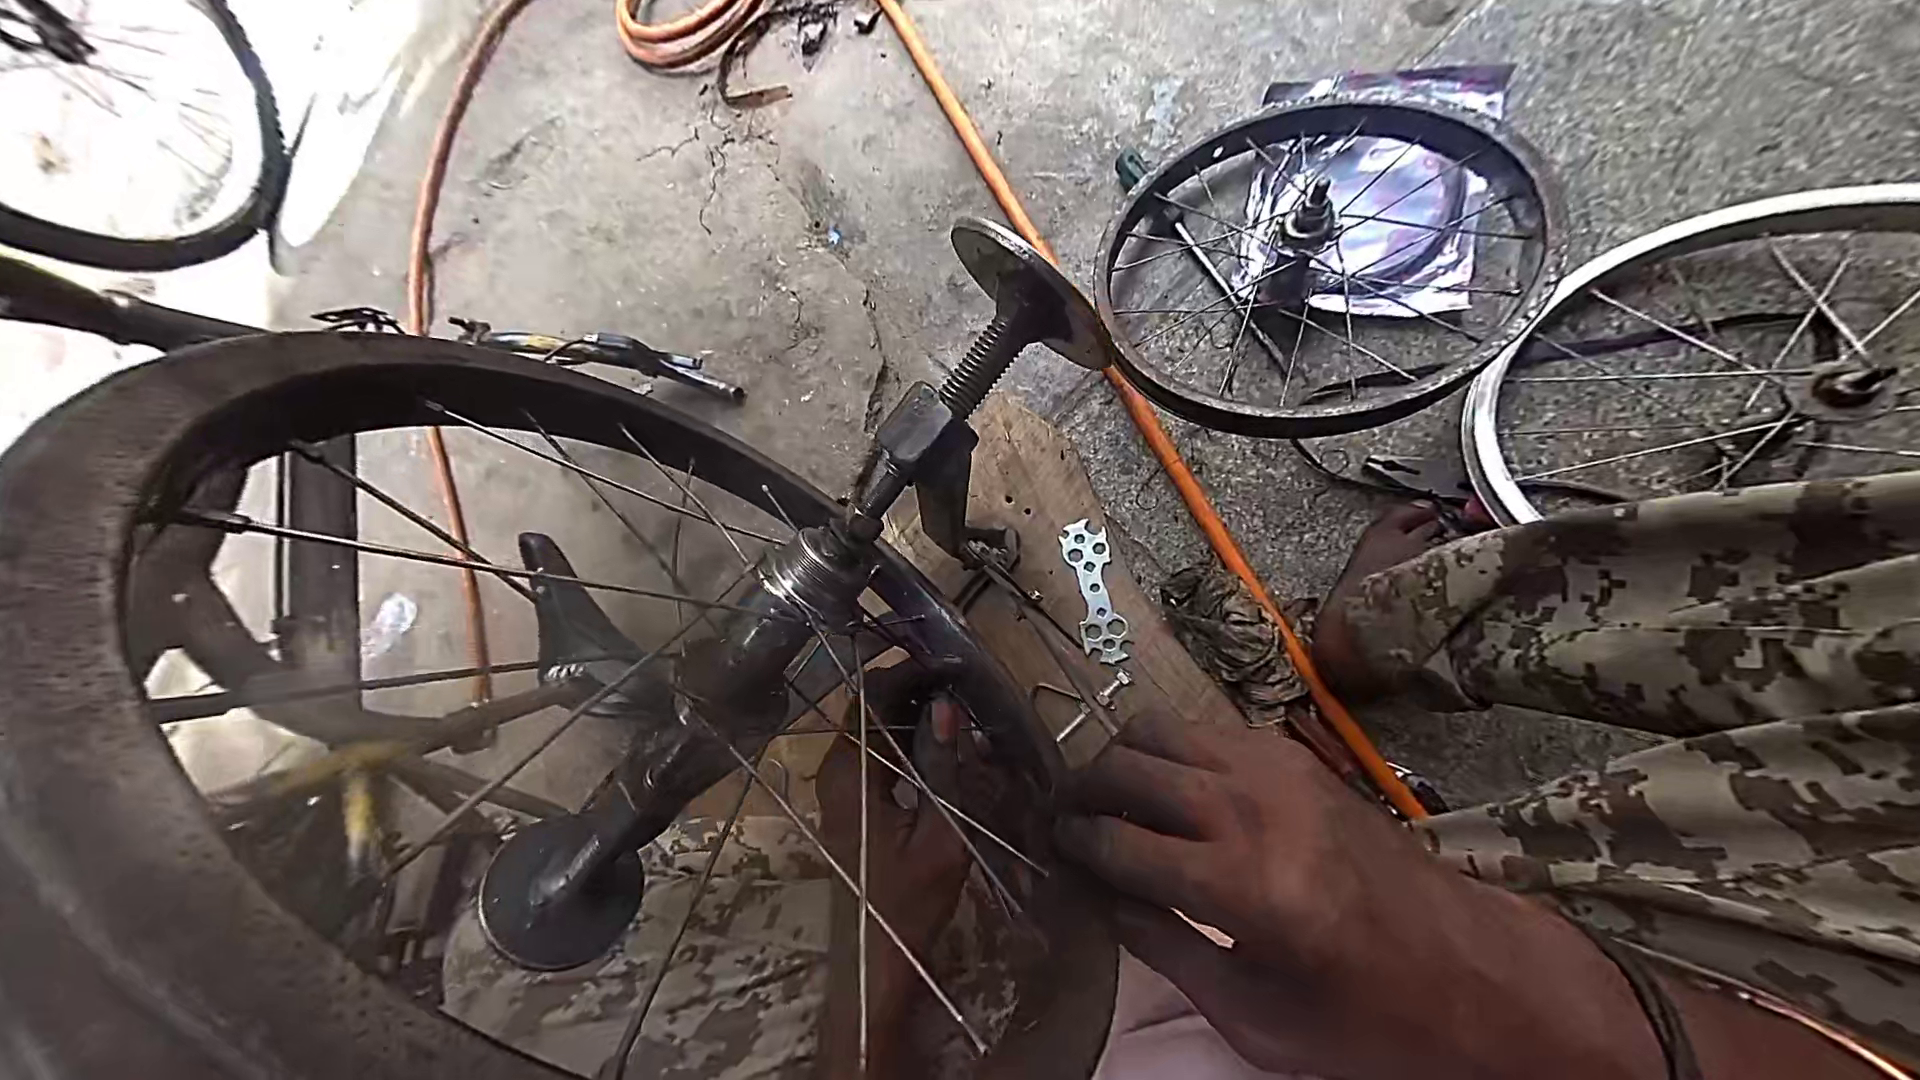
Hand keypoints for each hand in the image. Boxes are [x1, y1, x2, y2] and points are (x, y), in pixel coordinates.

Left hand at [814, 663, 973, 1077]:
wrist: (876, 964)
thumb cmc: (910, 902)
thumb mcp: (941, 832)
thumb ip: (941, 764)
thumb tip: (946, 704)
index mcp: (849, 770)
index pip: (873, 695)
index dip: (909, 672)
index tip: (949, 662)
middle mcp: (835, 767)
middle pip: (870, 705)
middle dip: (913, 686)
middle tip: (959, 679)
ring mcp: (838, 783)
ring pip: (873, 725)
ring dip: (910, 709)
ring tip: (955, 699)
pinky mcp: (849, 797)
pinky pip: (875, 748)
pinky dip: (904, 735)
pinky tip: (939, 736)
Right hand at [1054, 713, 1666, 1079]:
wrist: (1478, 972)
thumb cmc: (1366, 1020)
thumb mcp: (1256, 1020)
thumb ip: (1162, 947)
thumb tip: (1097, 891)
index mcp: (1248, 891)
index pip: (1122, 845)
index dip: (1076, 843)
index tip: (1054, 843)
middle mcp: (1253, 809)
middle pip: (1128, 768)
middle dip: (1081, 788)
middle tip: (1066, 812)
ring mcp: (1272, 767)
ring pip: (1156, 728)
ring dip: (1119, 756)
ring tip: (1109, 790)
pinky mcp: (1287, 751)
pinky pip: (1198, 727)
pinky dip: (1166, 747)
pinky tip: (1168, 782)